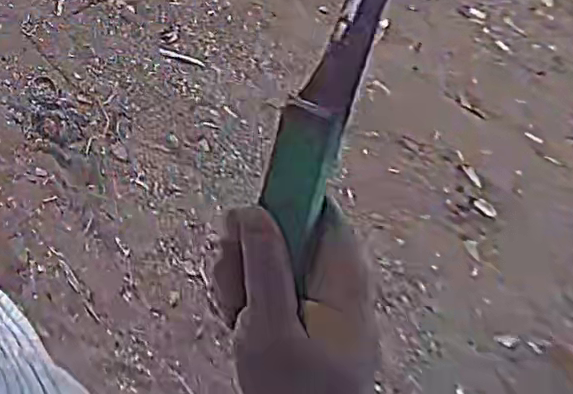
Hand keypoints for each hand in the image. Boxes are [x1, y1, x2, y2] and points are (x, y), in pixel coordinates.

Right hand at [213, 205, 377, 393]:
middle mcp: (335, 297)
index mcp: (344, 295)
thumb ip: (262, 264)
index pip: (330, 224)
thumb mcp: (269, 325)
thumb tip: (252, 209)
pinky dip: (241, 292)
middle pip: (288, 239)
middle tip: (228, 266)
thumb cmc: (290, 390)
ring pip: (268, 261)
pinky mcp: (296, 323)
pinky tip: (234, 317)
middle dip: (248, 244)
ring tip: (232, 306)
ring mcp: (316, 311)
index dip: (297, 200)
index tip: (258, 198)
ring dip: (237, 271)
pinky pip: (263, 286)